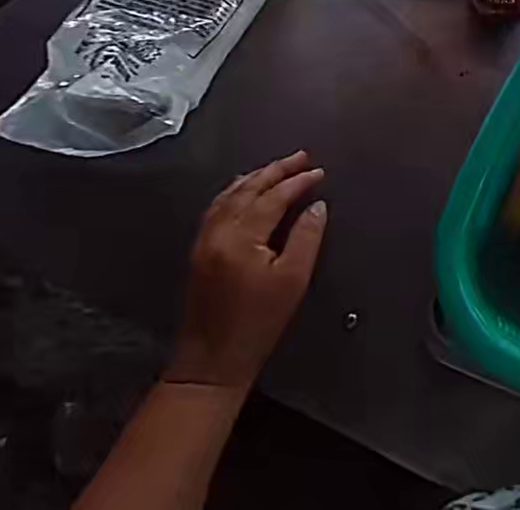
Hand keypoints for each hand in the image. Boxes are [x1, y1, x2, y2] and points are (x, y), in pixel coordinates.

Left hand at [165, 151, 326, 389]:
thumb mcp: (293, 279)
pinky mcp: (199, 253)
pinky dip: (236, 192)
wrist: (211, 363)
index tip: (319, 172)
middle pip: (247, 190)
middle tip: (300, 157)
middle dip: (275, 171)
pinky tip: (245, 191)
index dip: (298, 182)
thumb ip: (307, 236)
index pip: (273, 198)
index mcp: (240, 238)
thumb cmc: (258, 322)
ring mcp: (204, 242)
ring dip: (255, 178)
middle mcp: (217, 233)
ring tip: (277, 168)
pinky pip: (217, 209)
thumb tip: (316, 206)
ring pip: (228, 197)